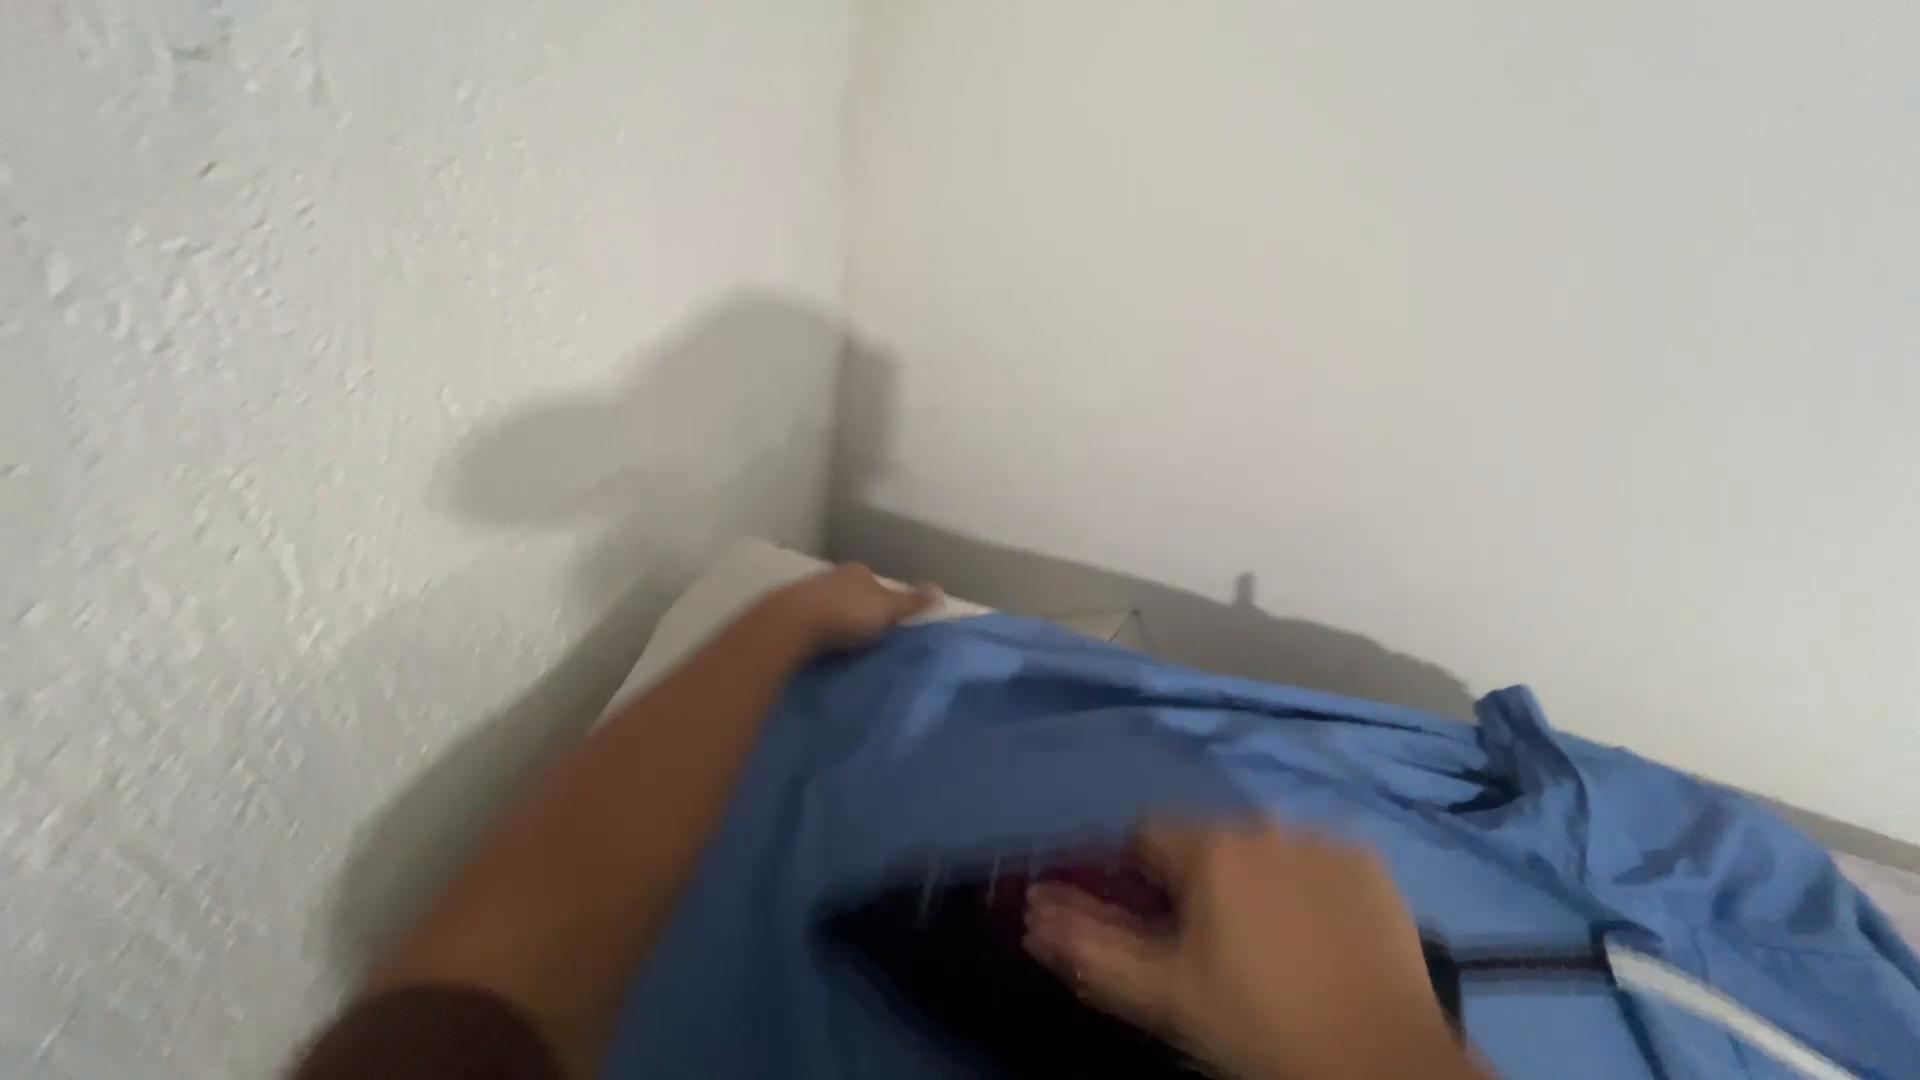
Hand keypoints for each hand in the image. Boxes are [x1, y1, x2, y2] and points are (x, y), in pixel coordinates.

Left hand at [760, 562, 941, 652]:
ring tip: (843, 644)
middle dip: (859, 610)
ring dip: (836, 620)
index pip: (878, 584)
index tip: (888, 624)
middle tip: (867, 636)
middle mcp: (834, 575)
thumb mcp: (888, 609)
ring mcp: (808, 590)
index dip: (885, 602)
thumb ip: (912, 602)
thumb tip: (941, 589)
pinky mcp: (789, 609)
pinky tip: (819, 643)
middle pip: (853, 593)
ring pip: (830, 604)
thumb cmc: (848, 613)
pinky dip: (817, 629)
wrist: (793, 622)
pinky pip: (810, 619)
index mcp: (859, 571)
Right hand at [1026, 817, 1484, 1079]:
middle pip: (1203, 839)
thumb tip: (1030, 911)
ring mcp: (1321, 837)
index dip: (1141, 877)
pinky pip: (1316, 857)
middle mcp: (1261, 822)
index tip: (1156, 925)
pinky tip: (1318, 935)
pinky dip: (1306, 883)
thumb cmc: (1260, 1029)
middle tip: (1212, 945)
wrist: (1387, 1068)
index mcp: (1207, 847)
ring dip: (1250, 877)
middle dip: (1196, 878)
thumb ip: (1090, 946)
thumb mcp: (1165, 995)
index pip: (1145, 835)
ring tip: (1270, 944)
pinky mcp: (1368, 861)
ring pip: (1259, 846)